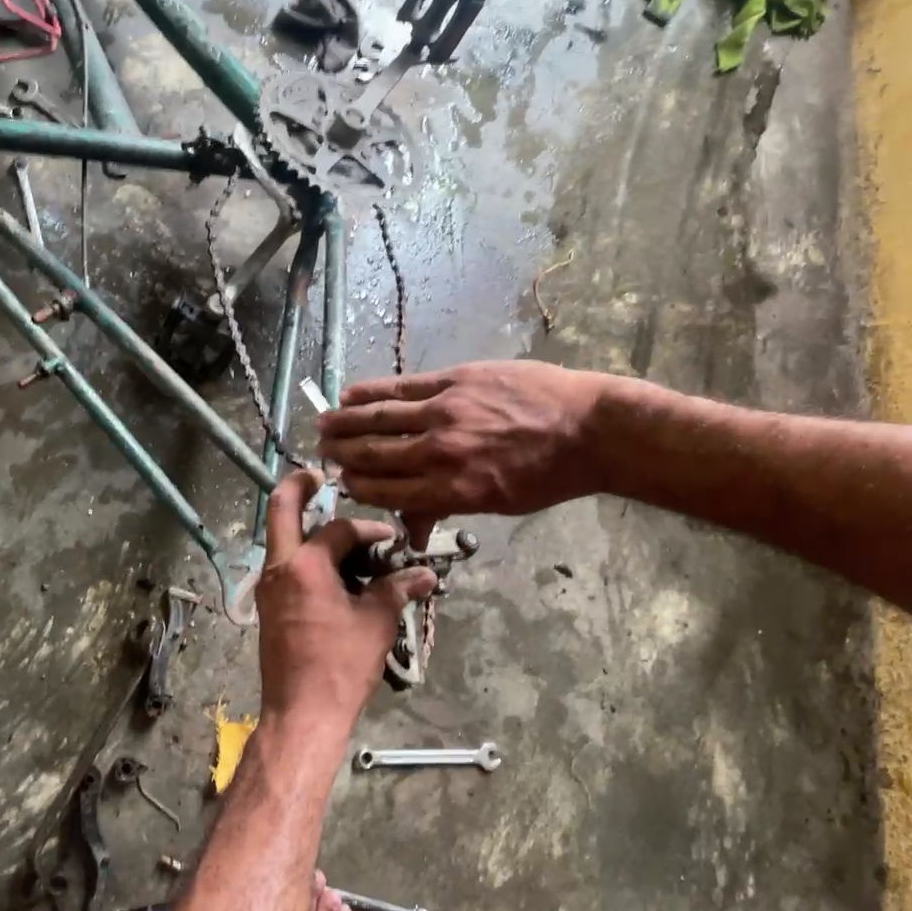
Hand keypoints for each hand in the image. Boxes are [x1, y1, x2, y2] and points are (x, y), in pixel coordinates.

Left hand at [257, 469, 438, 727]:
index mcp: (304, 565)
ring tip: (340, 534)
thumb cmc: (339, 666)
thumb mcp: (375, 623)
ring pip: (281, 541)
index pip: (337, 529)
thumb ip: (396, 590)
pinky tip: (333, 572)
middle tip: (318, 475)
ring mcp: (268, 588)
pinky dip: (305, 557)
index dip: (367, 529)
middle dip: (298, 487)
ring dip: (305, 529)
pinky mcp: (269, 608)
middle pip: (280, 511)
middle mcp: (278, 568)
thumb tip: (426, 575)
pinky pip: (284, 567)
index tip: (391, 540)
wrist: (301, 713)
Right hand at [315, 361, 613, 539]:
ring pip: (380, 418)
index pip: (385, 490)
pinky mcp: (454, 381)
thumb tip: (410, 529)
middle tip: (322, 453)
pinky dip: (371, 391)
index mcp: (451, 490)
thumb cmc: (546, 476)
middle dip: (342, 455)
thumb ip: (445, 508)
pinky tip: (349, 394)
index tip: (341, 483)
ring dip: (345, 422)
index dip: (356, 486)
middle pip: (374, 454)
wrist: (590, 430)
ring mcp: (445, 413)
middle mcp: (440, 453)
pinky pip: (402, 387)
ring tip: (322, 424)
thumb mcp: (496, 504)